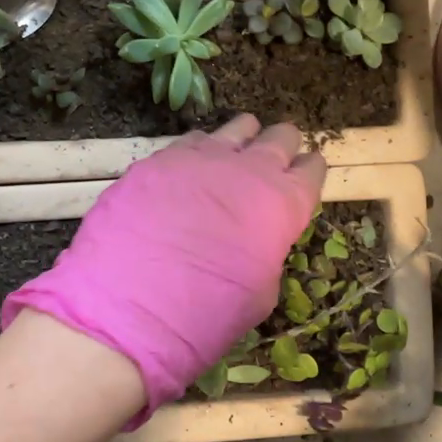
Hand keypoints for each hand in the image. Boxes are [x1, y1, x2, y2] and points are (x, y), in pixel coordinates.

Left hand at [0, 114, 326, 422]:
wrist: (129, 304)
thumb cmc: (206, 313)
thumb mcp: (258, 293)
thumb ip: (265, 251)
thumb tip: (254, 237)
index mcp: (281, 204)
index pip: (312, 170)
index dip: (309, 171)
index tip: (303, 176)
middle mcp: (248, 169)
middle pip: (279, 137)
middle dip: (280, 145)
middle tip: (272, 160)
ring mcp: (201, 158)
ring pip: (235, 129)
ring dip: (241, 139)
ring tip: (233, 156)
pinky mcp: (160, 158)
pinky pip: (191, 142)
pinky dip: (198, 150)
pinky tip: (190, 168)